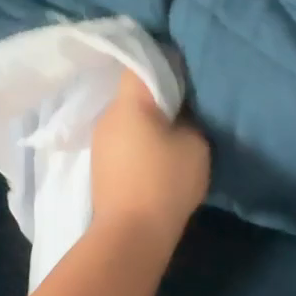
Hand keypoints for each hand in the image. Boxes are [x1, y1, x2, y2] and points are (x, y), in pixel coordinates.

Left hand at [91, 68, 209, 242]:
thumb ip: (190, 120)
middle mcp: (108, 115)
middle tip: (188, 105)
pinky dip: (141, 141)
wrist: (130, 234)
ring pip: (129, 118)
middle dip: (160, 95)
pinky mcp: (101, 165)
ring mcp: (100, 142)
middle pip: (135, 92)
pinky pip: (125, 140)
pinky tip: (159, 156)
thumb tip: (182, 115)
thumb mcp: (195, 144)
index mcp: (129, 102)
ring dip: (150, 122)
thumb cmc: (165, 181)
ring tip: (176, 134)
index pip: (142, 63)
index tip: (188, 72)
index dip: (166, 62)